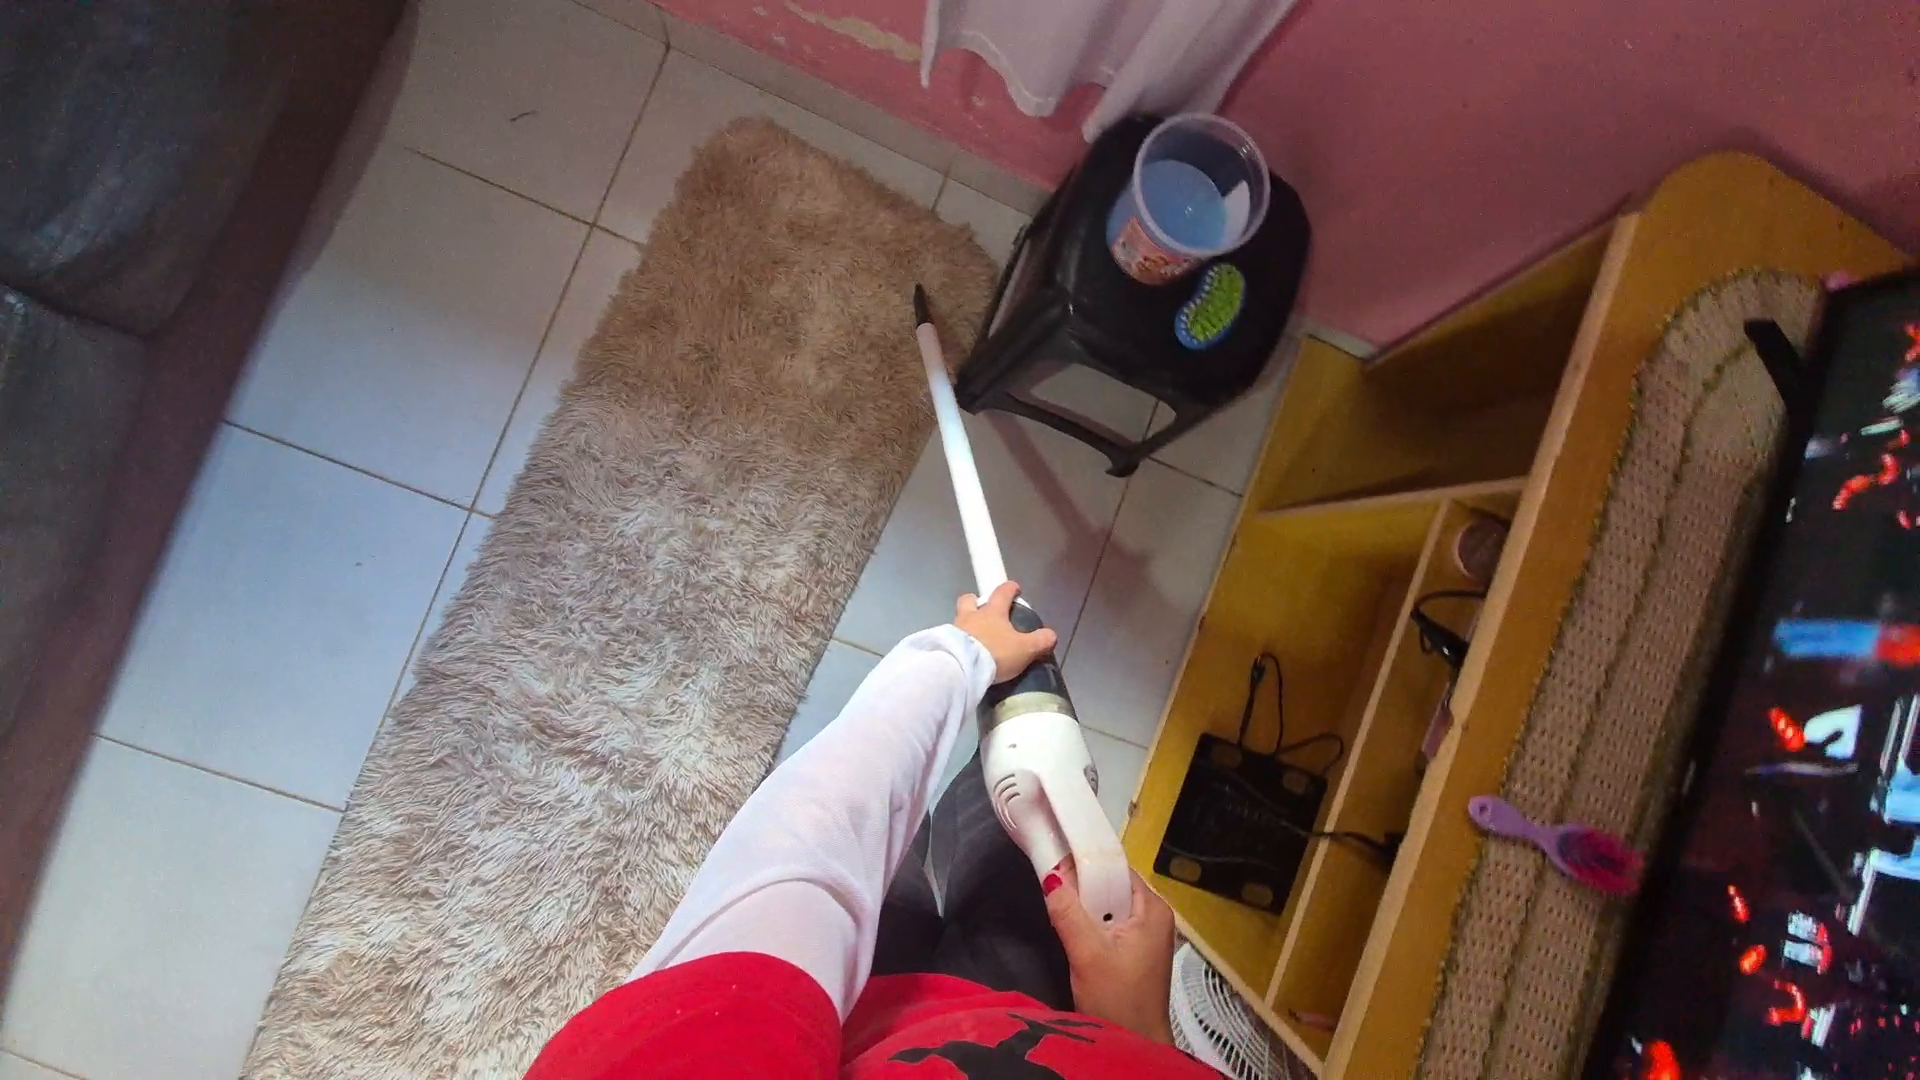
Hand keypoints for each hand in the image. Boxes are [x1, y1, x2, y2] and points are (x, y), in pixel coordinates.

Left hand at [953, 582, 1057, 682]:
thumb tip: (1051, 635)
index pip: (1002, 592)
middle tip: (984, 611)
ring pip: (960, 619)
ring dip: (966, 624)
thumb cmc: (995, 653)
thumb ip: (1040, 641)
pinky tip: (964, 654)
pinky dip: (958, 643)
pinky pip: (952, 638)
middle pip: (970, 599)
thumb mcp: (1025, 649)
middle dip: (977, 601)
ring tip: (975, 639)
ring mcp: (955, 629)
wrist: (962, 668)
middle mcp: (971, 615)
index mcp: (993, 612)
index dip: (1010, 588)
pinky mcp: (944, 644)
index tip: (1014, 588)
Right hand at [1043, 863, 1176, 1044]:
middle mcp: (1155, 914)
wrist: (1134, 1048)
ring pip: (1109, 904)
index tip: (1057, 866)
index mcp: (1153, 907)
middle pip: (1112, 885)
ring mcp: (1147, 933)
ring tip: (1061, 908)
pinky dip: (1092, 922)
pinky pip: (1111, 921)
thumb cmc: (1116, 1001)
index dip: (1087, 864)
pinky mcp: (1137, 950)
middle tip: (1055, 890)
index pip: (1117, 868)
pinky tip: (1075, 930)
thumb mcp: (1087, 953)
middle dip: (1084, 887)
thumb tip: (1049, 874)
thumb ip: (1067, 912)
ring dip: (1085, 906)